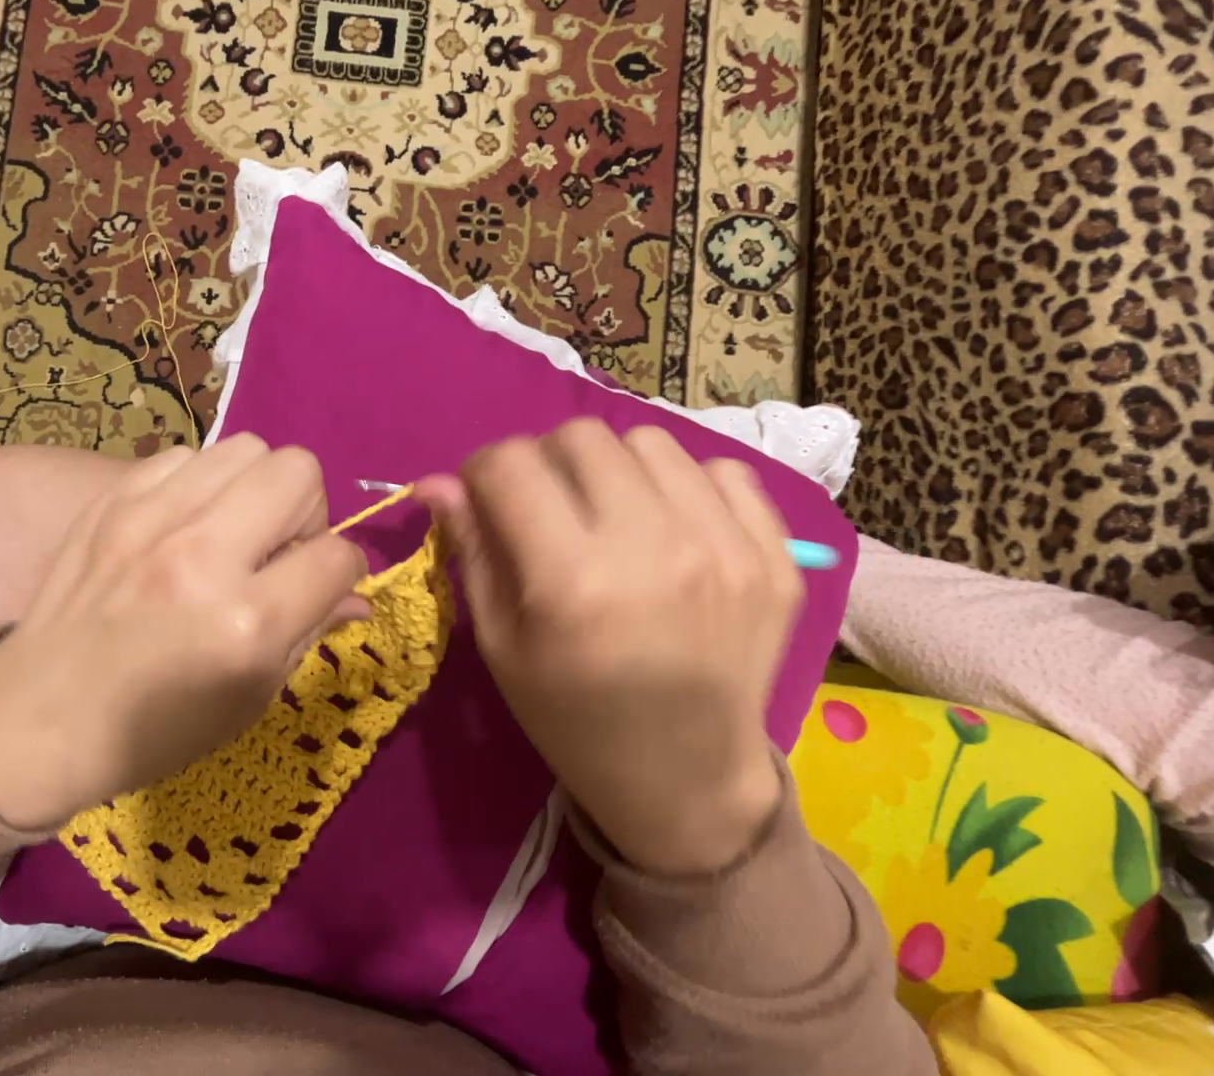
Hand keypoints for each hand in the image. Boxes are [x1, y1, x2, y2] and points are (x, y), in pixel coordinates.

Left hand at [0, 434, 369, 830]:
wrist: (40, 715)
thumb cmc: (157, 729)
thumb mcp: (249, 700)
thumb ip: (309, 632)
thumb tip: (356, 593)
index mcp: (245, 622)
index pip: (335, 556)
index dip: (343, 571)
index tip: (322, 585)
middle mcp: (202, 555)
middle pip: (297, 471)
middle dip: (306, 511)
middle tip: (276, 551)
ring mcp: (149, 519)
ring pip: (244, 448)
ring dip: (253, 489)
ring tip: (229, 533)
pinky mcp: (109, 502)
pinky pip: (184, 456)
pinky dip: (198, 485)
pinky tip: (182, 526)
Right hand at [417, 419, 799, 874]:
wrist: (684, 777)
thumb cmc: (571, 719)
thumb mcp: (501, 645)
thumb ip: (473, 553)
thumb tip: (437, 483)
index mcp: (571, 583)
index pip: (510, 465)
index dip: (482, 471)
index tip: (486, 499)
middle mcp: (652, 549)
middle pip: (579, 437)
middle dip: (545, 462)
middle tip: (546, 508)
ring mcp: (726, 548)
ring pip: (649, 442)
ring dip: (613, 469)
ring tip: (611, 518)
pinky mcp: (775, 557)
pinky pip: (723, 471)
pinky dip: (684, 487)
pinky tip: (671, 531)